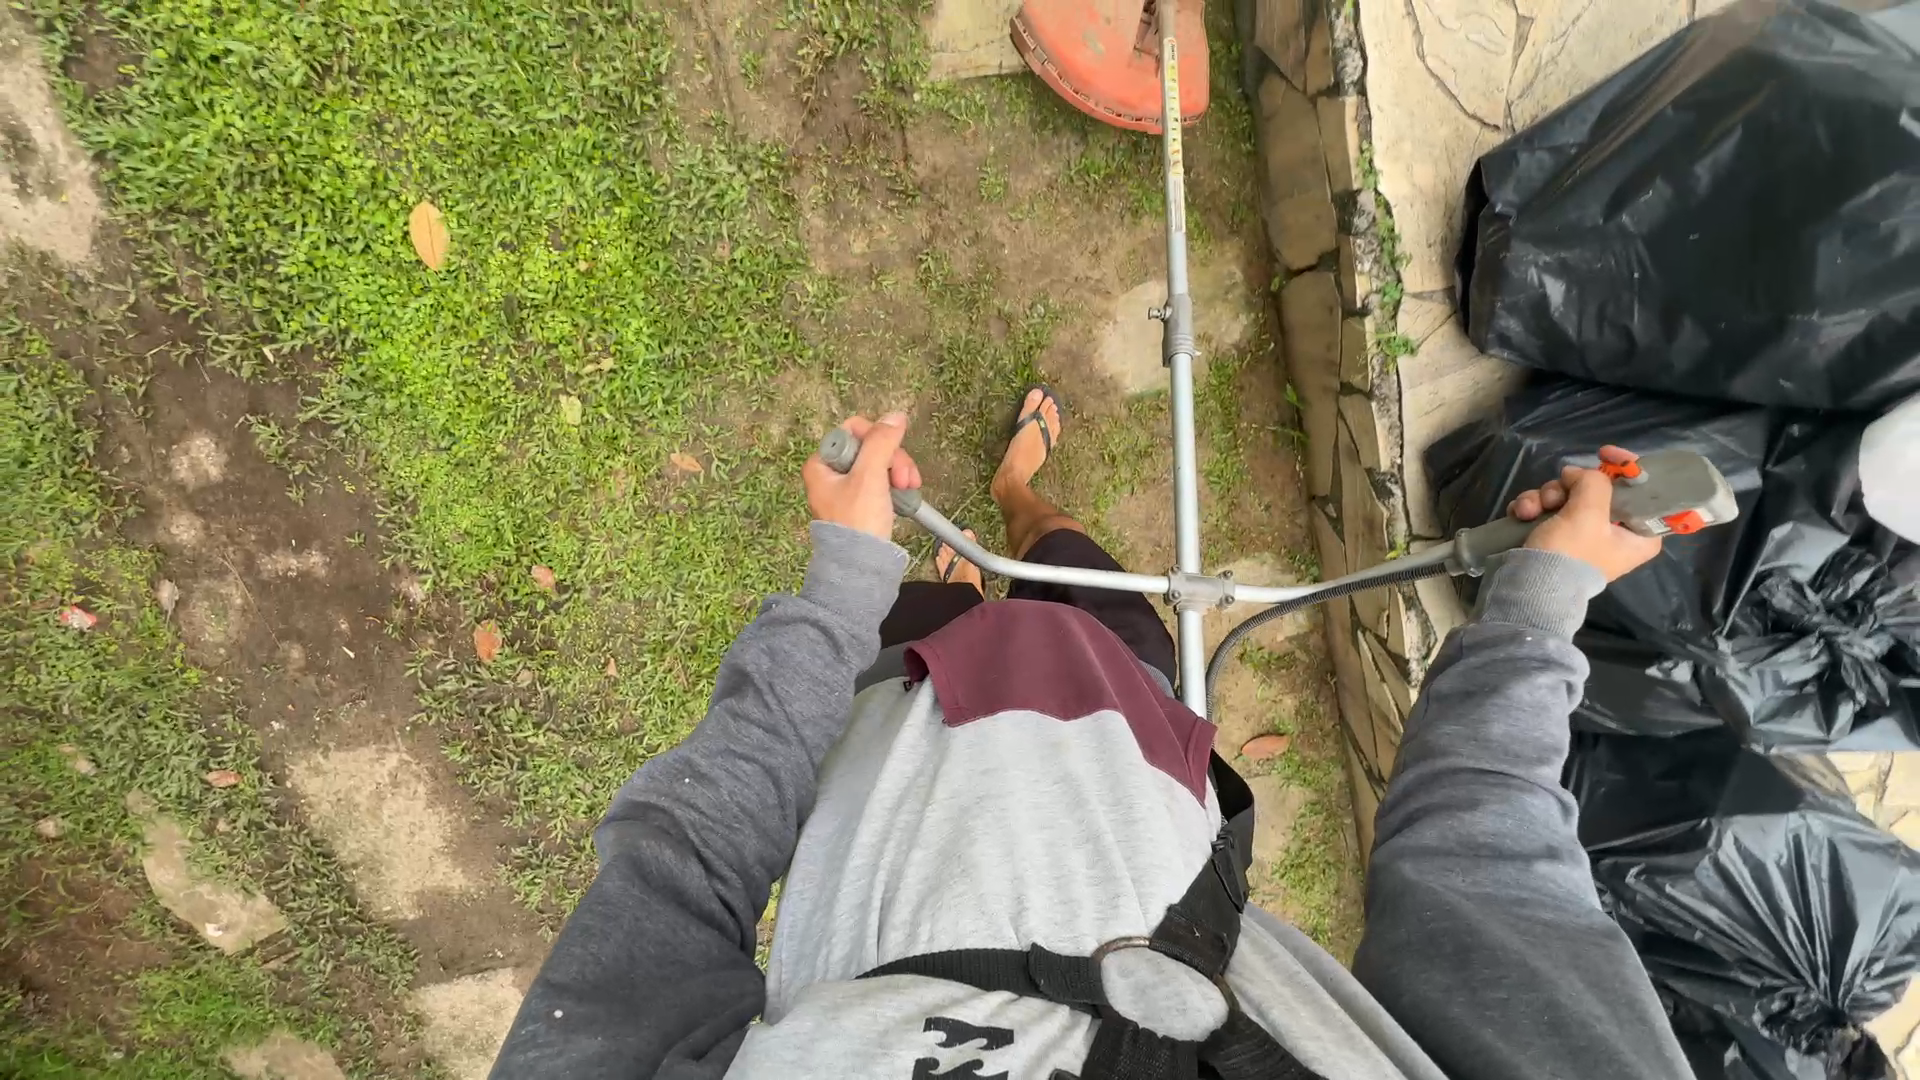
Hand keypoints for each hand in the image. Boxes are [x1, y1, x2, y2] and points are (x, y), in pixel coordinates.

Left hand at [802, 412, 921, 539]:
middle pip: (870, 446)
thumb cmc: (858, 522)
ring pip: (879, 463)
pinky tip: (904, 496)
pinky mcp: (862, 502)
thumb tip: (896, 416)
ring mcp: (847, 488)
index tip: (892, 455)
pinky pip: (882, 481)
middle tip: (904, 478)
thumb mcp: (869, 476)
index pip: (853, 430)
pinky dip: (895, 486)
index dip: (878, 437)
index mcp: (822, 463)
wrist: (861, 565)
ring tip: (909, 489)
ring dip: (898, 472)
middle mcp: (831, 473)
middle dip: (893, 459)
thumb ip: (881, 443)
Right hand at [1508, 445, 1662, 582]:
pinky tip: (1521, 515)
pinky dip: (1531, 507)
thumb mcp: (1587, 515)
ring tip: (1531, 511)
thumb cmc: (1568, 554)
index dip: (1625, 469)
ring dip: (1543, 497)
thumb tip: (1578, 472)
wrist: (1526, 587)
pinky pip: (1545, 509)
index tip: (1604, 454)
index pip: (1643, 491)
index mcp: (1639, 534)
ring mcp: (1579, 535)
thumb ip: (1593, 484)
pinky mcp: (1551, 537)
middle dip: (1568, 489)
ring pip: (1565, 497)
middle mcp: (1613, 533)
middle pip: (1595, 491)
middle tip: (1555, 497)